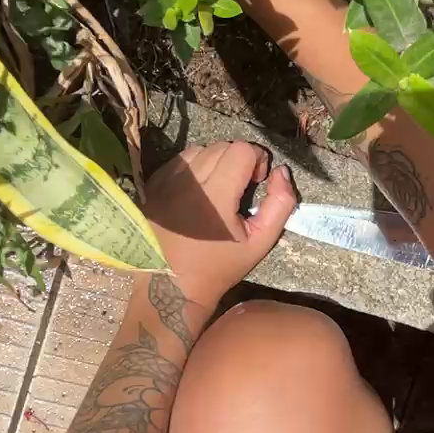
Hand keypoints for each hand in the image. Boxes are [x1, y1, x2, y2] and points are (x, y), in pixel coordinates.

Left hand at [141, 141, 297, 311]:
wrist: (170, 286)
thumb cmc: (219, 267)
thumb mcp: (260, 242)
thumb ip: (280, 204)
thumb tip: (282, 171)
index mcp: (216, 194)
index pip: (241, 150)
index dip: (257, 159)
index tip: (257, 181)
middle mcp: (188, 181)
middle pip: (221, 146)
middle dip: (238, 160)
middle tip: (241, 187)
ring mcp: (165, 182)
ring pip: (199, 150)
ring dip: (215, 161)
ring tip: (218, 187)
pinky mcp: (151, 187)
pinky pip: (178, 161)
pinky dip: (194, 167)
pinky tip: (197, 191)